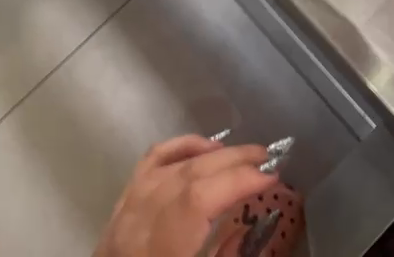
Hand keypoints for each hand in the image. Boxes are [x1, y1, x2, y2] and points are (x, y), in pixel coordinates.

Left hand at [95, 136, 277, 256]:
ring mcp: (126, 209)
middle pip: (188, 176)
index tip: (272, 176)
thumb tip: (251, 224)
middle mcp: (138, 224)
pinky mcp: (121, 203)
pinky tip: (206, 146)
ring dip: (213, 153)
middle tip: (269, 159)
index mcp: (160, 251)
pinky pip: (151, 160)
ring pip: (172, 164)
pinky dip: (180, 146)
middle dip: (233, 161)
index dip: (236, 180)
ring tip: (245, 154)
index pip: (197, 199)